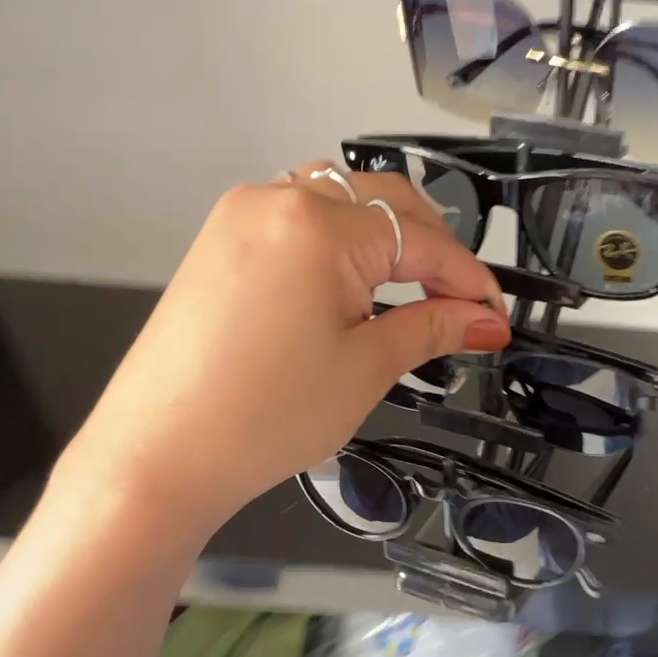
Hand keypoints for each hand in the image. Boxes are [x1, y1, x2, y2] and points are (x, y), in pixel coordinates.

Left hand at [57, 162, 511, 533]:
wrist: (163, 453)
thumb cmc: (253, 417)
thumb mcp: (366, 369)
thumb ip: (432, 330)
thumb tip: (481, 320)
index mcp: (318, 228)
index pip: (423, 241)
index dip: (470, 281)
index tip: (494, 316)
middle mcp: (275, 203)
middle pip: (388, 204)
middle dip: (436, 253)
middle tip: (465, 310)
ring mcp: (242, 220)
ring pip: (344, 205)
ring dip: (391, 242)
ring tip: (418, 298)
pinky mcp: (224, 243)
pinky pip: (303, 222)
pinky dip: (346, 247)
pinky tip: (362, 289)